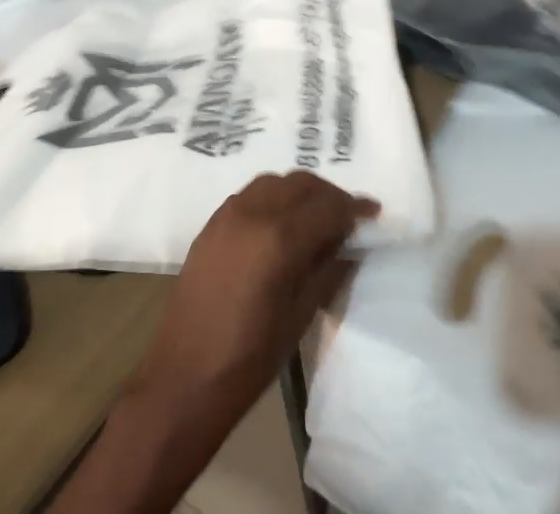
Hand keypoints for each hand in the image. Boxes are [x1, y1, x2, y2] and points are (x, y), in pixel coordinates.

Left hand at [129, 171, 379, 423]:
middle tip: (347, 217)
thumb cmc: (251, 356)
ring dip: (299, 191)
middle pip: (300, 183)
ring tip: (316, 217)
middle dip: (329, 195)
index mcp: (279, 239)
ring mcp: (225, 217)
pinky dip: (271, 198)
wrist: (186, 375)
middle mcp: (251, 215)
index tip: (373, 213)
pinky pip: (248, 196)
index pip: (328, 206)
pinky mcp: (209, 227)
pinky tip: (281, 224)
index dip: (355, 208)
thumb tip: (349, 245)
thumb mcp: (302, 314)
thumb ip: (328, 270)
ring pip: (272, 183)